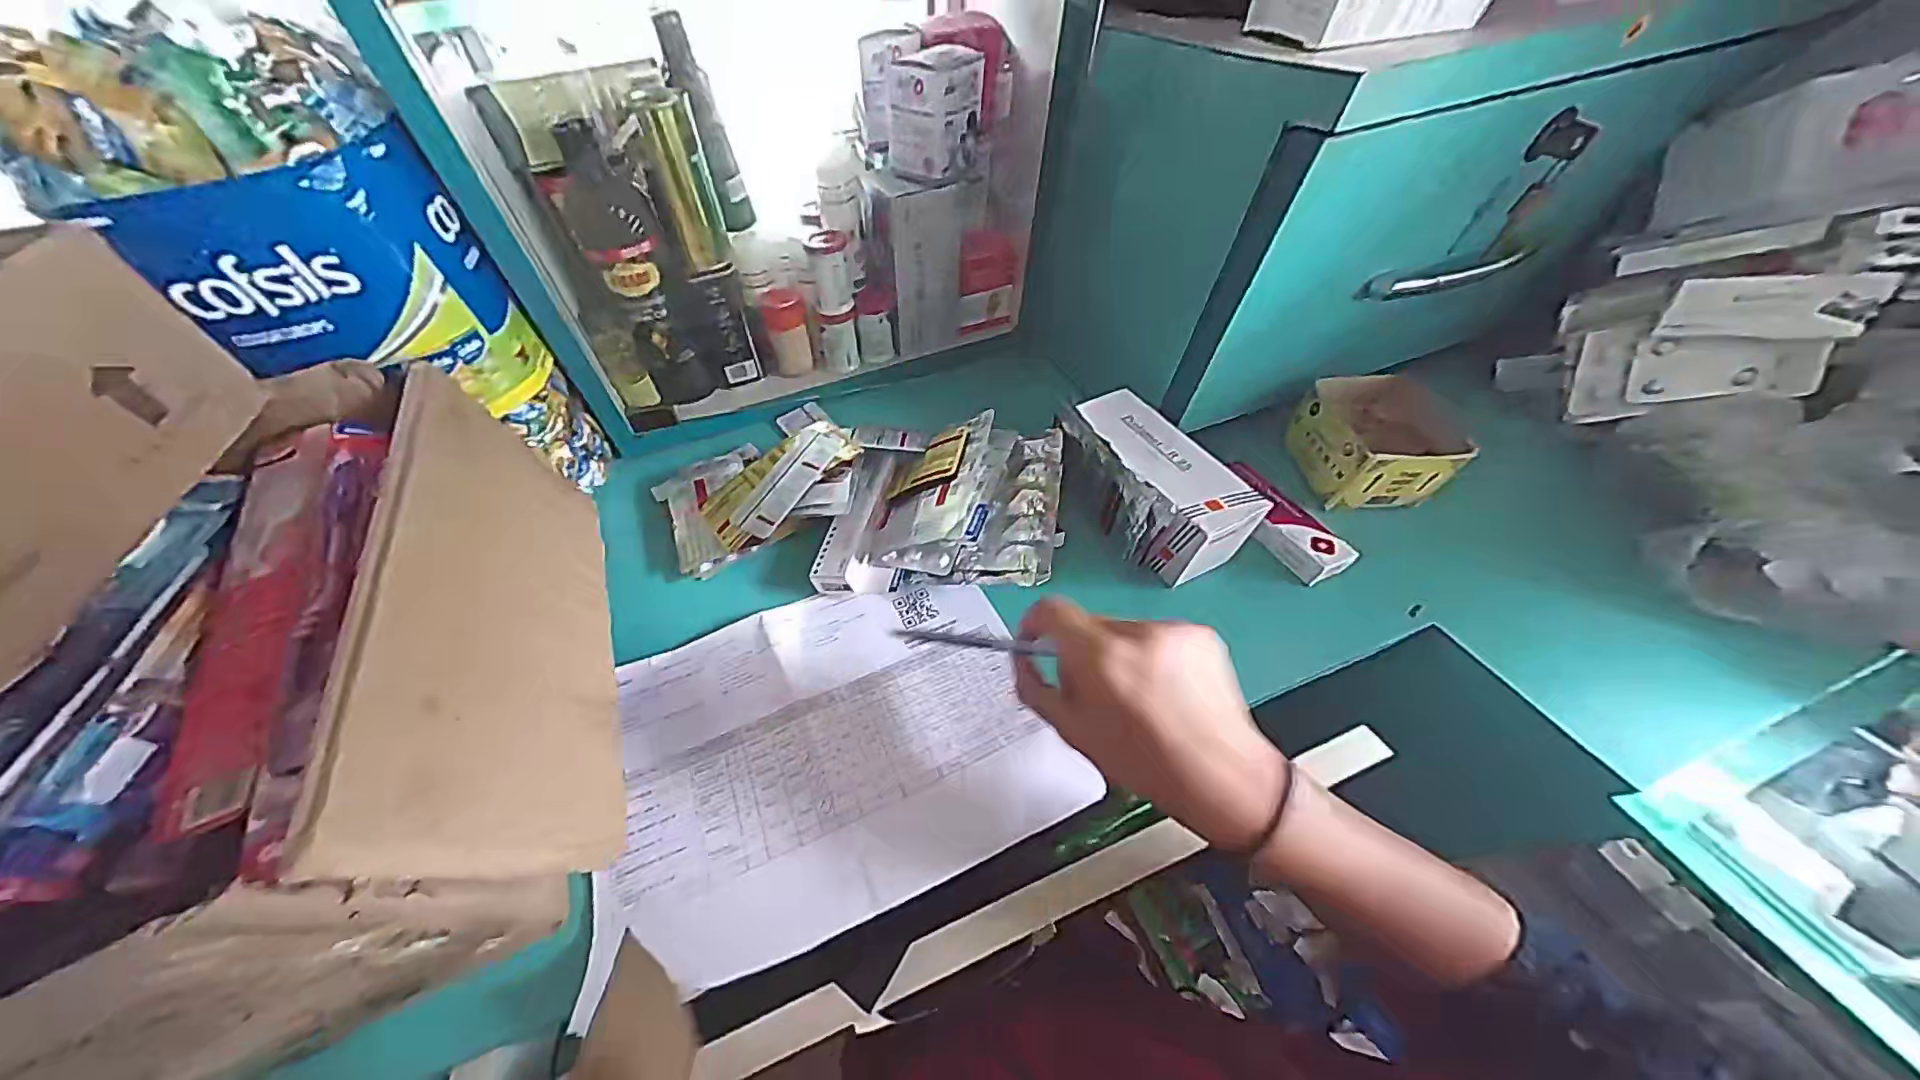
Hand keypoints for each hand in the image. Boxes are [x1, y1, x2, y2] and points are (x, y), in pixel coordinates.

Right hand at [1012, 597, 1288, 850]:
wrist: (1222, 775)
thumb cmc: (1150, 765)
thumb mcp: (1074, 732)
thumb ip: (1037, 688)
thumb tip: (1025, 662)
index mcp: (1101, 657)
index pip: (1051, 609)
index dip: (1035, 623)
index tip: (1036, 638)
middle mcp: (1138, 634)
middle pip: (1088, 624)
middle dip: (1082, 651)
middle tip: (1094, 690)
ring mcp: (1173, 632)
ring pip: (1124, 631)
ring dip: (1119, 655)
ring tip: (1137, 698)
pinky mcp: (1199, 636)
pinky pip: (1157, 636)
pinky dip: (1152, 657)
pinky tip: (1162, 692)